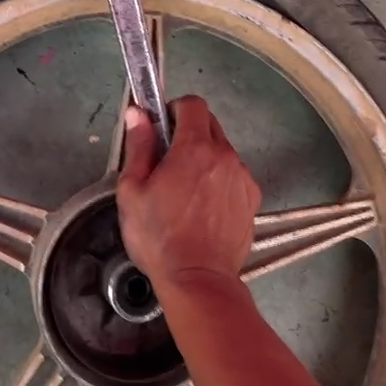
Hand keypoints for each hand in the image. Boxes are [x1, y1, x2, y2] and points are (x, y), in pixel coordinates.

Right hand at [116, 96, 261, 287]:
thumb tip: (138, 114)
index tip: (162, 128)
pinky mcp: (252, 200)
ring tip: (185, 190)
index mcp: (195, 148)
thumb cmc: (159, 237)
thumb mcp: (133, 191)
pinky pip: (234, 175)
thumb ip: (138, 146)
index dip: (174, 109)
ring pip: (223, 150)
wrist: (198, 281)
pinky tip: (203, 207)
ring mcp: (243, 178)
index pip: (193, 104)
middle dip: (188, 131)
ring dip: (205, 157)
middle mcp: (225, 156)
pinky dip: (220, 180)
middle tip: (168, 159)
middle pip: (210, 123)